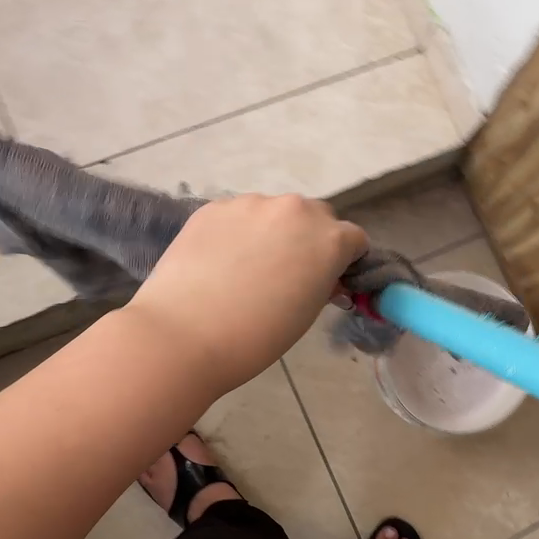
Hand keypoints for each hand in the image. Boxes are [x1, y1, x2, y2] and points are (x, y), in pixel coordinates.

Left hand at [124, 194, 368, 394]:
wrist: (184, 334)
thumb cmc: (258, 335)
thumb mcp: (307, 312)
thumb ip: (323, 284)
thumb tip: (322, 276)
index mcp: (330, 239)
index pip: (354, 239)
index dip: (345, 260)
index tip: (328, 279)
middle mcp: (297, 210)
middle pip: (317, 217)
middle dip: (310, 239)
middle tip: (289, 272)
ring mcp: (253, 203)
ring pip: (275, 213)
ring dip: (272, 232)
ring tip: (246, 267)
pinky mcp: (215, 206)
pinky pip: (238, 215)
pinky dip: (237, 232)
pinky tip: (219, 261)